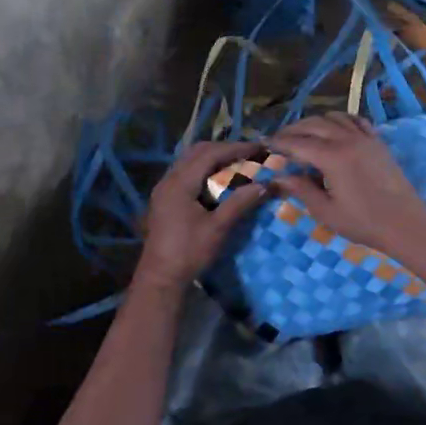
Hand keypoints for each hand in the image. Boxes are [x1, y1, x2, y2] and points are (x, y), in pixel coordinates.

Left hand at [133, 140, 270, 289]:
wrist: (160, 277)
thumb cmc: (189, 252)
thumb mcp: (218, 228)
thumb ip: (240, 203)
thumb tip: (265, 184)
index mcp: (179, 183)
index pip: (210, 154)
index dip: (235, 148)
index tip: (258, 148)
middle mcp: (168, 180)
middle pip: (197, 152)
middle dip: (223, 149)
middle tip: (248, 154)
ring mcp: (164, 189)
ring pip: (189, 162)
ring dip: (212, 159)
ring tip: (237, 164)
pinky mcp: (164, 200)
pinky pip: (185, 174)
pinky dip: (203, 171)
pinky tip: (218, 181)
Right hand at [267, 113, 425, 254]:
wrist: (405, 222)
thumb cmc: (363, 222)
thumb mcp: (326, 212)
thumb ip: (302, 190)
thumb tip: (280, 177)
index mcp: (332, 157)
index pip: (298, 143)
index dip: (279, 142)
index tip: (265, 144)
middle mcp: (347, 140)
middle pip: (314, 124)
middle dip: (293, 129)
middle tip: (279, 139)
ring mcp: (365, 138)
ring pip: (335, 117)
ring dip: (315, 121)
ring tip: (303, 132)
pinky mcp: (378, 142)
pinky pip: (356, 121)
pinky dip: (340, 119)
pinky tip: (334, 127)